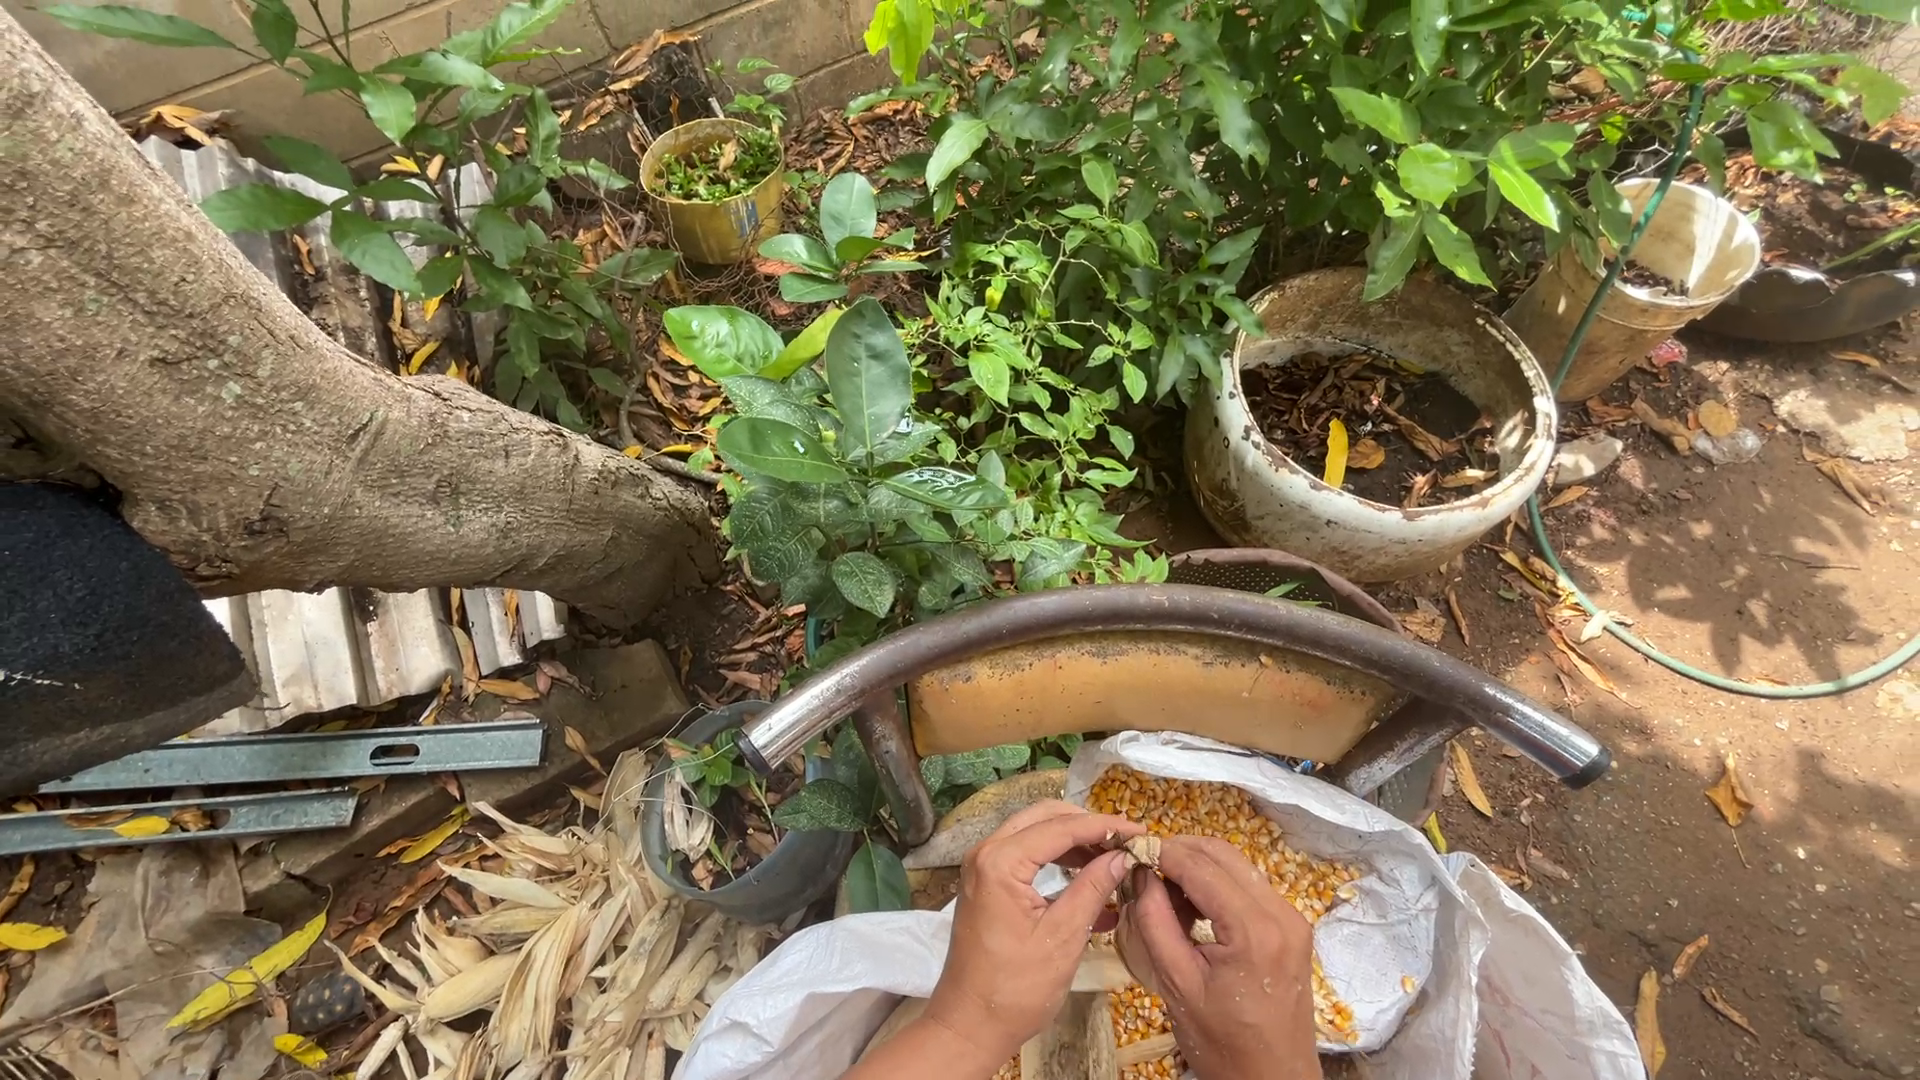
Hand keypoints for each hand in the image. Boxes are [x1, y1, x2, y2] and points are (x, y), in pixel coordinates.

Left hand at [924, 800, 1143, 1066]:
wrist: (969, 1024)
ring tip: (1112, 856)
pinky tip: (1089, 876)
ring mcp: (983, 864)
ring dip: (1074, 840)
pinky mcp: (987, 880)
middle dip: (1087, 825)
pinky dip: (1057, 859)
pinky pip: (1026, 853)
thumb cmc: (1015, 988)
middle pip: (1044, 818)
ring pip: (1035, 832)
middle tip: (1125, 840)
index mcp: (1001, 861)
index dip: (1103, 826)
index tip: (1139, 831)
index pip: (1060, 827)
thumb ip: (1092, 889)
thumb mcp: (1063, 938)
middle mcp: (986, 851)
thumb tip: (1122, 857)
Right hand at [1115, 836, 1321, 1079]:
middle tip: (1144, 866)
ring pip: (1234, 863)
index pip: (1198, 866)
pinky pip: (1247, 883)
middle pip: (1221, 852)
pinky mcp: (1291, 924)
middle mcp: (1281, 913)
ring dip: (1196, 865)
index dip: (1160, 851)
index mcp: (1254, 930)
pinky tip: (1191, 904)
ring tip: (1164, 890)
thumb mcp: (1177, 983)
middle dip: (1178, 850)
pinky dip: (1215, 882)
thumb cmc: (1223, 1043)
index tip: (1129, 851)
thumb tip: (1141, 873)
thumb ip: (1155, 920)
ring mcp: (1291, 916)